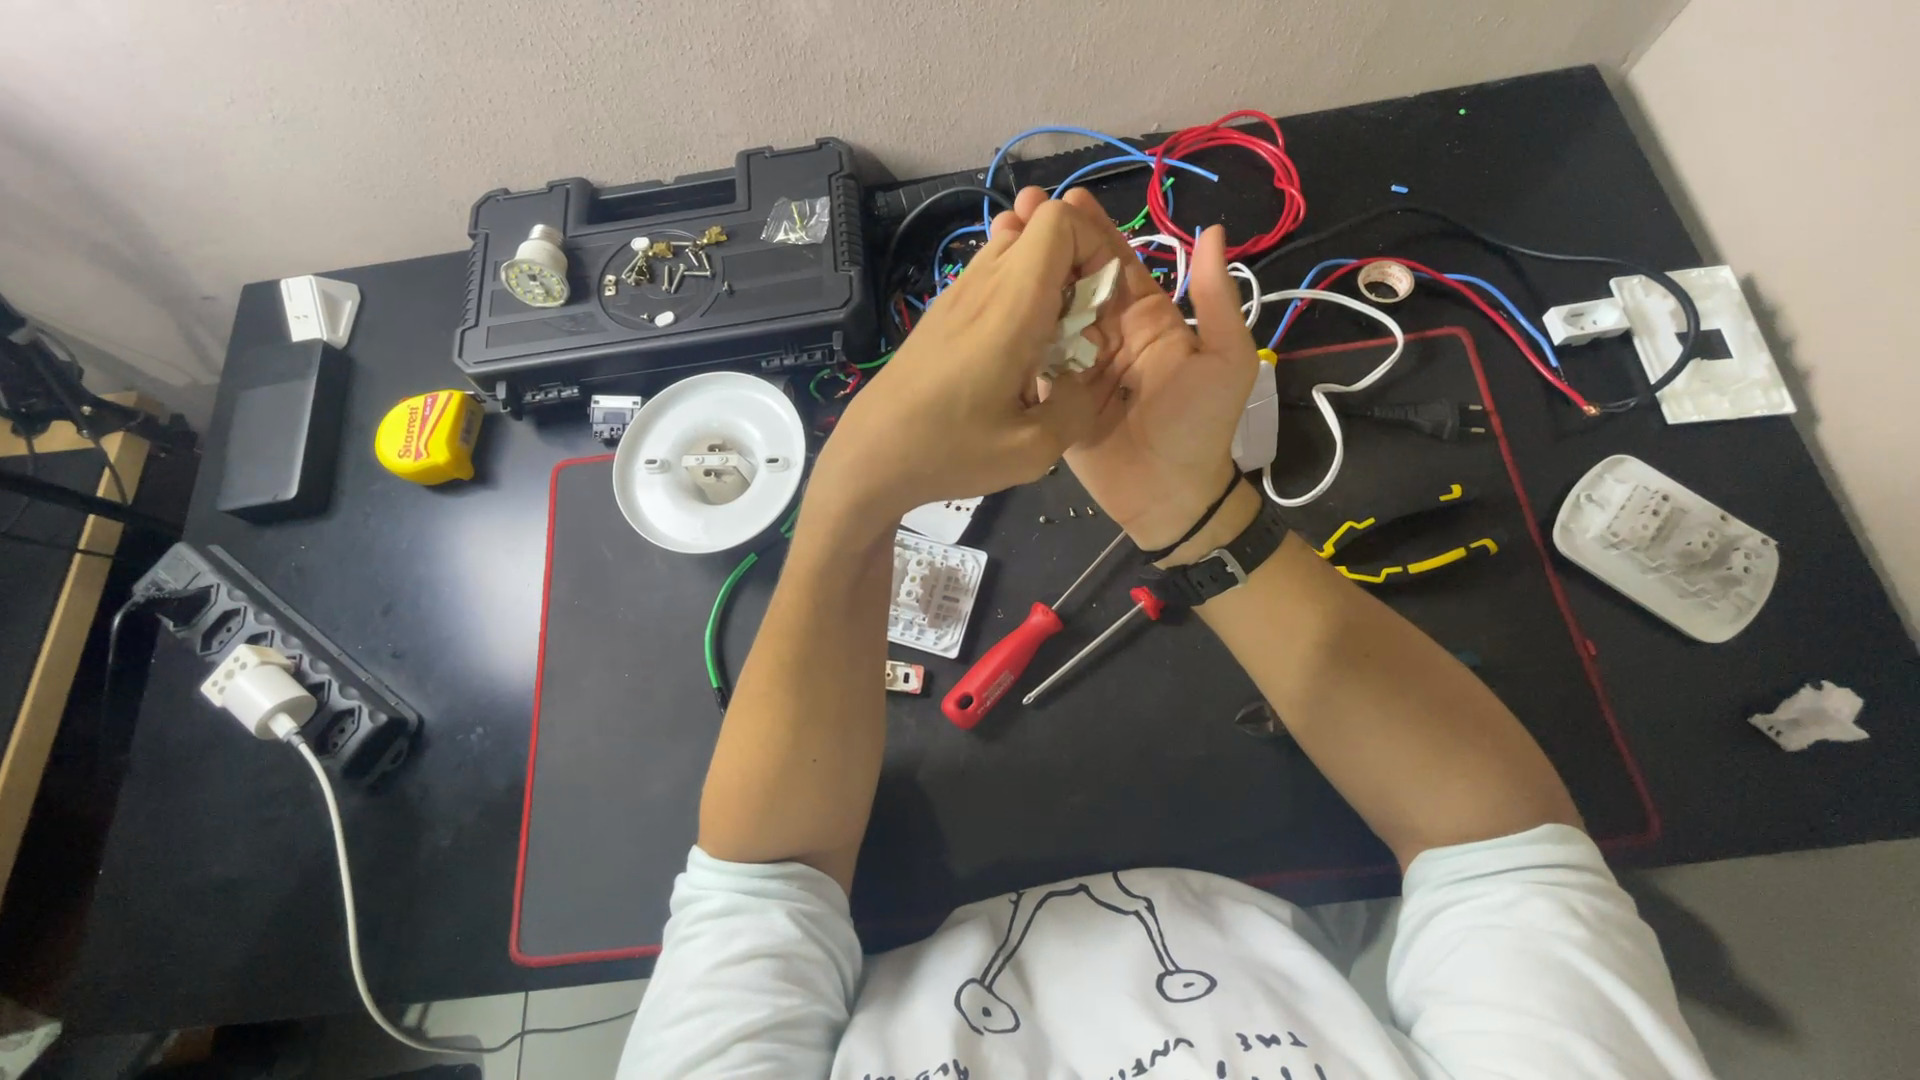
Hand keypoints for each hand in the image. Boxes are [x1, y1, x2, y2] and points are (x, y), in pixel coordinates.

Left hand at [804, 196, 1119, 536]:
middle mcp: (984, 282)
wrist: (872, 456)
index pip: (1060, 217)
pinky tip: (1014, 350)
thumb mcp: (1034, 450)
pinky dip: (1016, 293)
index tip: (1100, 302)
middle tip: (1079, 322)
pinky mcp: (942, 312)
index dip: (1094, 244)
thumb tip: (1089, 377)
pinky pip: (990, 275)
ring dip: (1045, 277)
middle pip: (1038, 223)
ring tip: (1050, 336)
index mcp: (1013, 303)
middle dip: (1075, 260)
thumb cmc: (951, 451)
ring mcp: (957, 293)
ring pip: (1012, 246)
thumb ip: (1080, 407)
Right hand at [1009, 188, 1262, 549]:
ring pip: (1048, 314)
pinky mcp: (1054, 396)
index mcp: (1148, 318)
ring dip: (1025, 281)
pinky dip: (1013, 334)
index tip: (1062, 199)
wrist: (1170, 495)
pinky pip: (1032, 359)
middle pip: (1073, 281)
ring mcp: (1076, 366)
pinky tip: (989, 306)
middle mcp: (1108, 335)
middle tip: (1017, 212)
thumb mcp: (1224, 360)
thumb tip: (1208, 230)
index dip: (1091, 231)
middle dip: (1048, 245)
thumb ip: (1214, 300)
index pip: (1115, 264)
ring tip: (997, 246)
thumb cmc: (1201, 426)